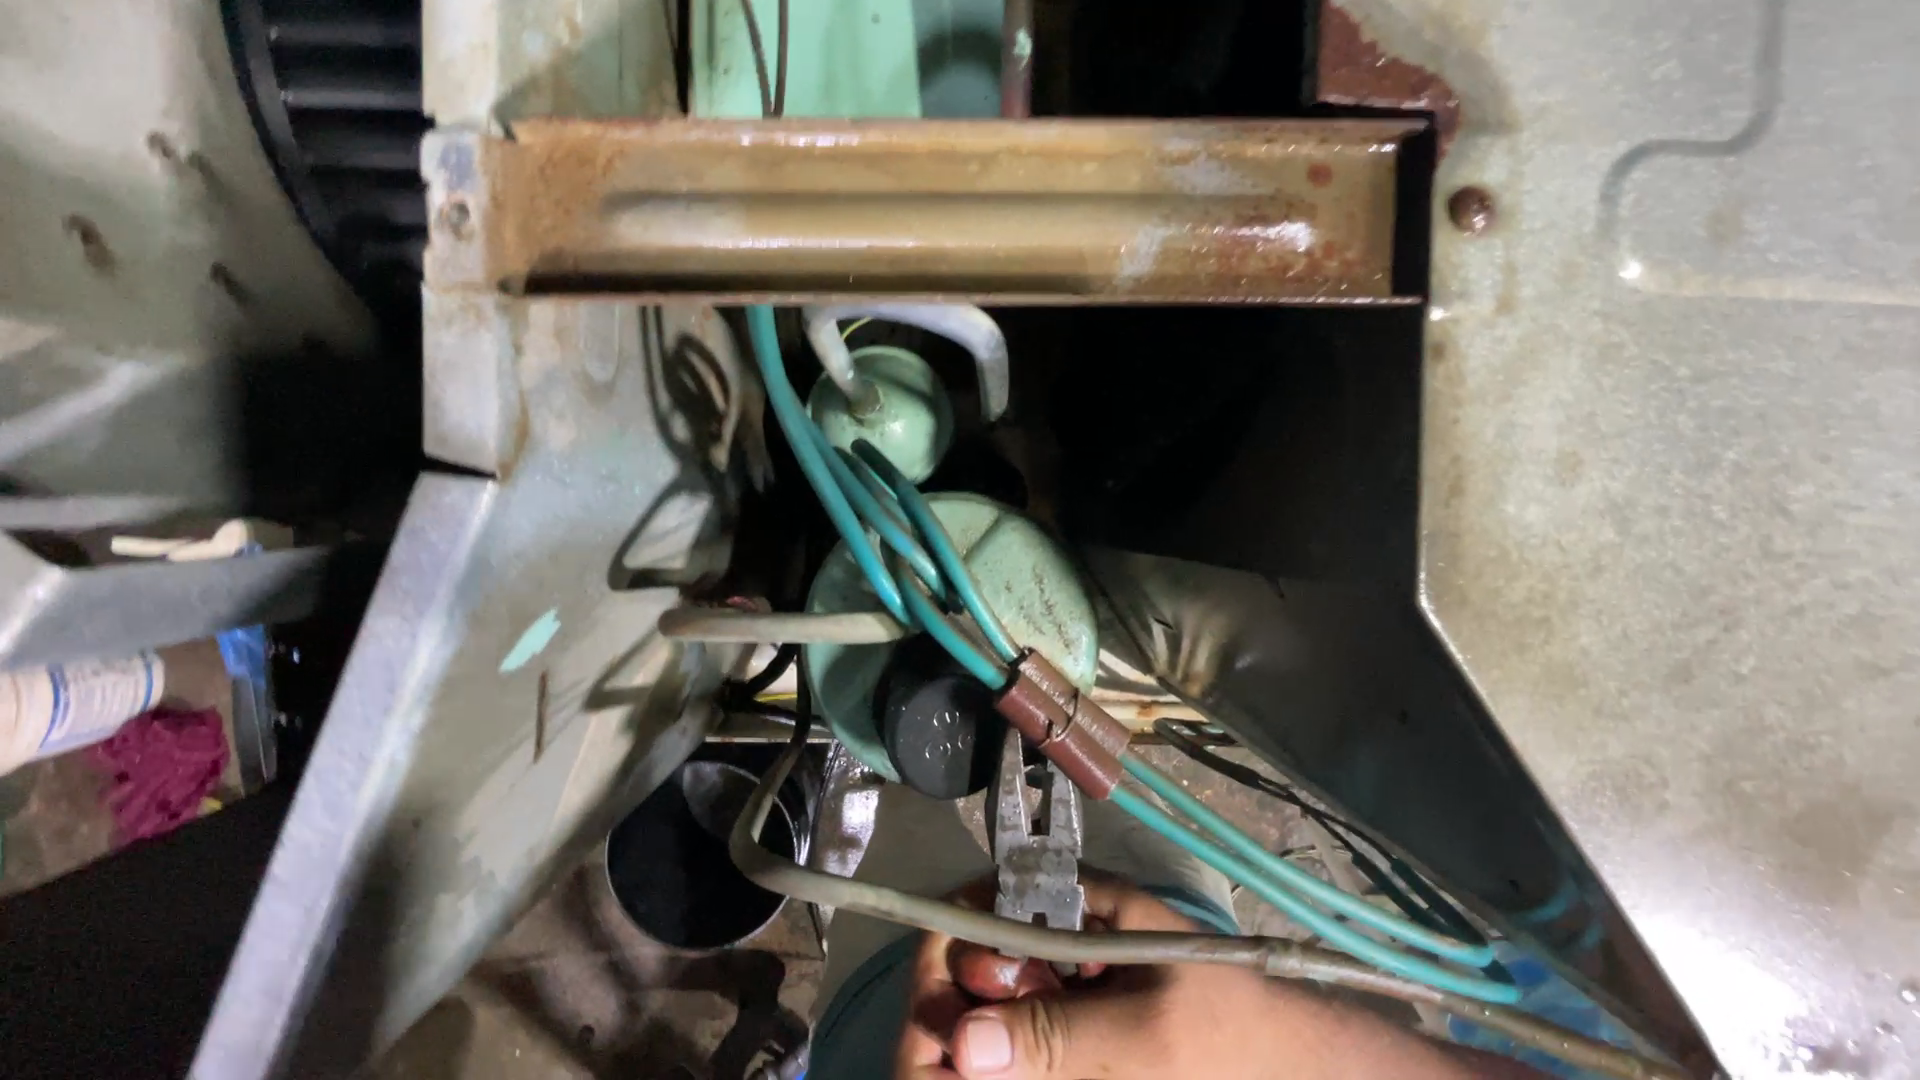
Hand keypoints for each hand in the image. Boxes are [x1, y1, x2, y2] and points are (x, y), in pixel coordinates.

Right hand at [894, 874, 1538, 1079]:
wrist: (1303, 1070)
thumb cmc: (1237, 1035)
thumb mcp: (1151, 1035)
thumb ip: (1060, 1035)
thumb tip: (961, 1043)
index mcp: (1078, 905)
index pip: (985, 907)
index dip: (951, 961)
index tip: (941, 1029)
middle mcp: (1062, 932)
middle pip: (977, 958)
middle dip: (958, 1019)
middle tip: (961, 1068)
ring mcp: (1068, 980)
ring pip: (993, 1005)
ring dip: (984, 1048)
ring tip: (980, 1072)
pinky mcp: (1078, 1021)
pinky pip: (1026, 1035)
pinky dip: (1011, 1059)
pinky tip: (1008, 1073)